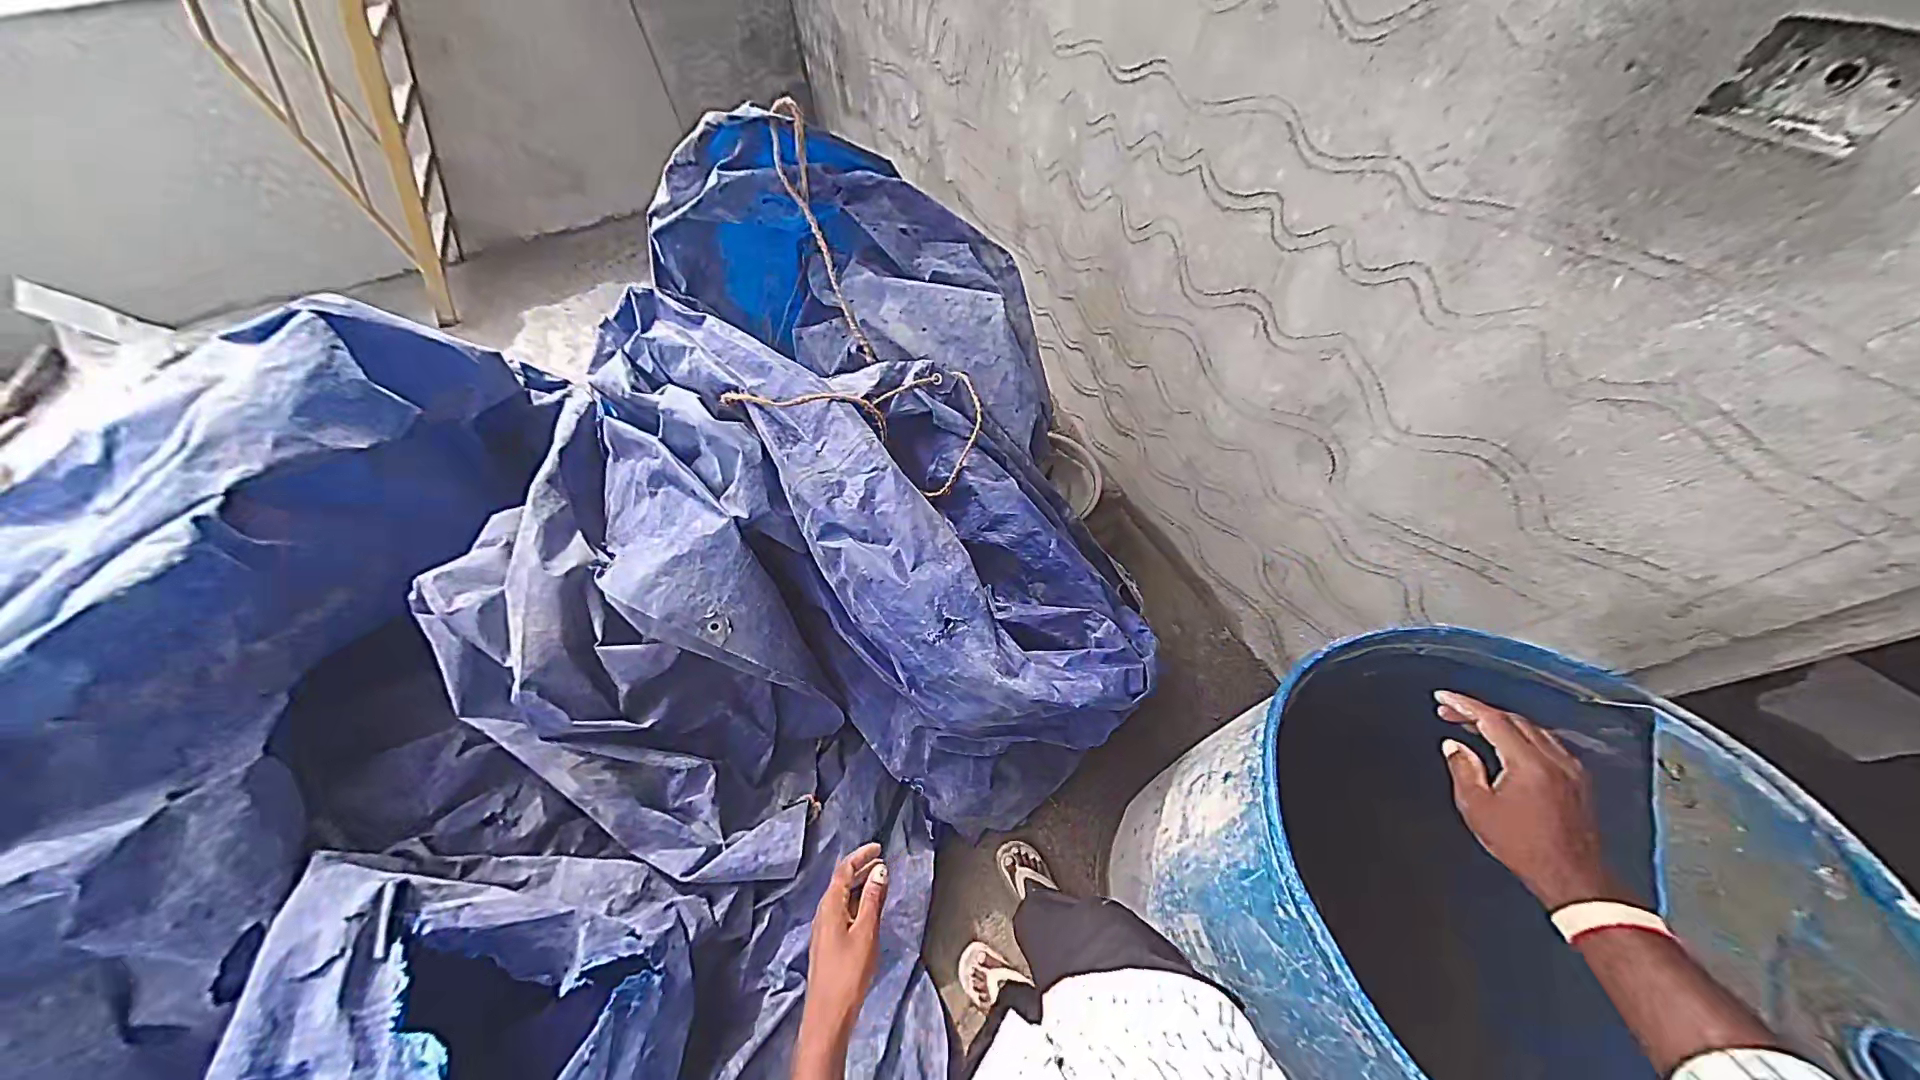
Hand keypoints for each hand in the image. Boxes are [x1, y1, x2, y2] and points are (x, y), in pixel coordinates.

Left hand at [799, 843, 888, 1047]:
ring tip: (880, 880)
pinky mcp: (828, 942)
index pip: (844, 870)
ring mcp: (824, 928)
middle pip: (842, 881)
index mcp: (830, 905)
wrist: (827, 1014)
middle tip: (882, 860)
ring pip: (843, 896)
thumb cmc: (848, 971)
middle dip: (861, 868)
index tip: (878, 847)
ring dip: (861, 885)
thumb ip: (873, 899)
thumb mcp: (866, 932)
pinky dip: (858, 901)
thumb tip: (880, 870)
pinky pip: (843, 910)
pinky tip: (870, 908)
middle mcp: (824, 912)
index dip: (861, 855)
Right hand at [1436, 691, 1623, 910]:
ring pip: (1532, 730)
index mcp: (1529, 764)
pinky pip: (1547, 743)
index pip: (1492, 719)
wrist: (1572, 878)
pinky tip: (1508, 743)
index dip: (1463, 704)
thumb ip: (1463, 769)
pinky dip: (1522, 735)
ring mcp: (1571, 771)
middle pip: (1513, 720)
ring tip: (1474, 724)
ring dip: (1501, 722)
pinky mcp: (1578, 781)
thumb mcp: (1477, 807)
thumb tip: (1455, 746)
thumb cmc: (1523, 846)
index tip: (1443, 697)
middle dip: (1479, 711)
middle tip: (1451, 711)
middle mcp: (1555, 761)